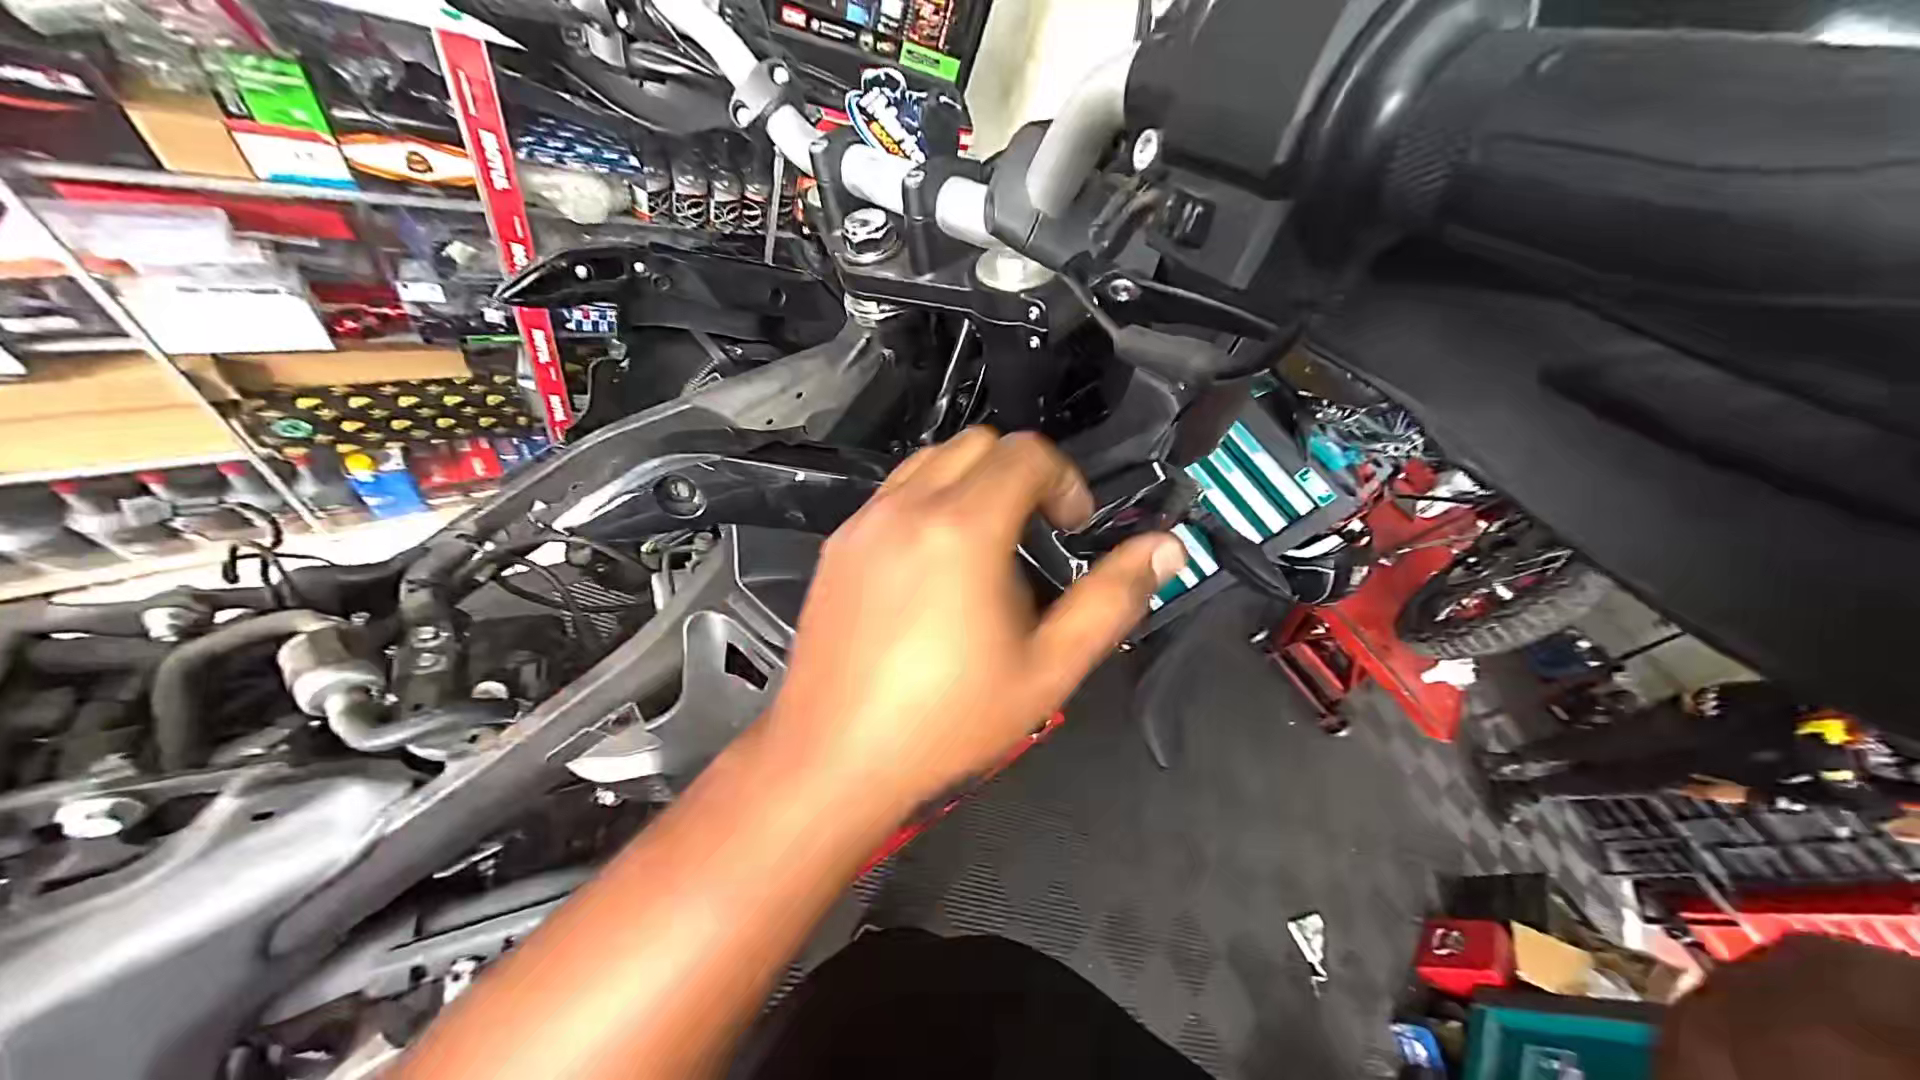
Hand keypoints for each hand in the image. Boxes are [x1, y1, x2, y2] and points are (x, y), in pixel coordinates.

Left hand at [762, 428, 1186, 813]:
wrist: (834, 757)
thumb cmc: (945, 721)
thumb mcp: (1048, 668)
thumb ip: (1111, 599)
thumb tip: (1162, 550)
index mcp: (962, 528)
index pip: (1026, 453)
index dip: (1065, 480)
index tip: (1072, 527)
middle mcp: (906, 509)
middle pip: (979, 443)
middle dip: (1021, 473)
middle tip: (1038, 532)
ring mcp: (865, 524)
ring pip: (932, 460)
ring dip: (973, 482)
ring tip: (989, 546)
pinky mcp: (838, 547)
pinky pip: (893, 494)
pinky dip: (928, 502)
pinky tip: (936, 565)